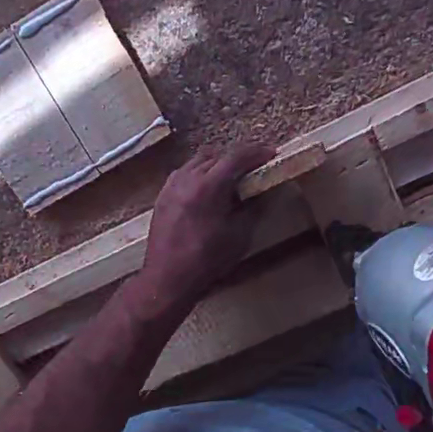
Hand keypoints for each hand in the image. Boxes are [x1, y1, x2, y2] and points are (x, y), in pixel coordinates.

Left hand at [132, 144, 272, 317]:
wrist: (168, 279)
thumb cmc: (207, 261)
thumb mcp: (239, 236)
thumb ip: (253, 208)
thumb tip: (263, 191)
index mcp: (208, 186)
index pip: (236, 156)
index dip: (256, 152)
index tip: (270, 154)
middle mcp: (187, 179)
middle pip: (216, 156)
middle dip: (237, 158)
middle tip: (253, 169)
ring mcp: (171, 186)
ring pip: (197, 162)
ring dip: (216, 164)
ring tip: (230, 178)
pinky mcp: (162, 197)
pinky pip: (183, 174)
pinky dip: (198, 174)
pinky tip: (206, 188)